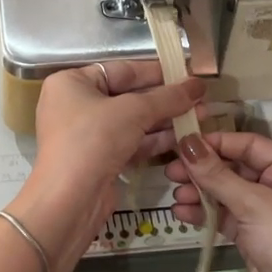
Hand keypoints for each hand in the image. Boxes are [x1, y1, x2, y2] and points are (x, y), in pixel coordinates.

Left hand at [10, 61, 204, 271]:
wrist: (70, 200)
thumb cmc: (94, 140)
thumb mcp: (133, 111)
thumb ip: (168, 97)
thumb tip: (198, 85)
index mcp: (71, 83)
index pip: (121, 70)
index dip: (156, 71)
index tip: (186, 73)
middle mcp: (75, 105)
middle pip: (128, 96)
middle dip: (165, 99)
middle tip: (200, 99)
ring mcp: (87, 135)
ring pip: (132, 122)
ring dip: (165, 120)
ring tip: (201, 116)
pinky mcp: (99, 160)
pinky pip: (130, 142)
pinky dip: (154, 140)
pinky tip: (184, 137)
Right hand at [165, 132, 271, 271]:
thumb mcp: (254, 204)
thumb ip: (217, 175)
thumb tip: (186, 143)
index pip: (251, 145)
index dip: (217, 143)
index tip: (183, 143)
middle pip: (237, 168)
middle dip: (204, 170)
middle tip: (171, 171)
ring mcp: (269, 214)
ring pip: (228, 193)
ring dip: (201, 193)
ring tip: (175, 196)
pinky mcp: (255, 237)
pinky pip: (226, 216)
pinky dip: (205, 213)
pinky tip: (182, 213)